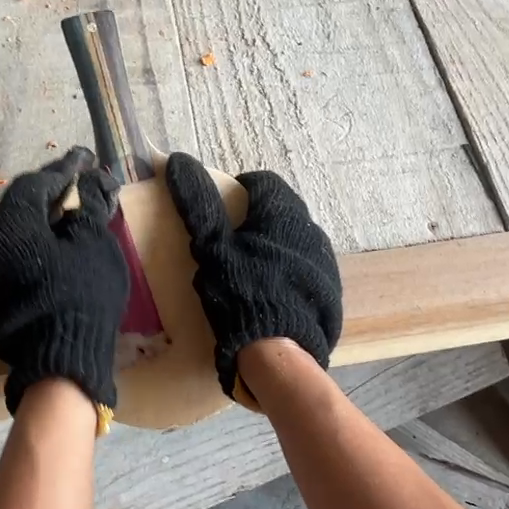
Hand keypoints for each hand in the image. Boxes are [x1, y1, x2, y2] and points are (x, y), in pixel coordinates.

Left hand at [0, 147, 129, 411]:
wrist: (58, 360)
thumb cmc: (82, 294)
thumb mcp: (93, 243)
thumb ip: (90, 205)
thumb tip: (93, 178)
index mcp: (10, 224)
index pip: (37, 183)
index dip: (64, 168)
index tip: (86, 159)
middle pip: (19, 209)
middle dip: (49, 195)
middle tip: (77, 187)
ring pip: (12, 239)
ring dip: (40, 226)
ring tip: (68, 221)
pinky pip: (10, 265)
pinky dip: (32, 253)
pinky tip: (53, 258)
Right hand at [164, 152, 341, 398]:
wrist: (278, 349)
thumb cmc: (240, 290)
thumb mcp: (211, 245)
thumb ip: (197, 202)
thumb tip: (178, 160)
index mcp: (283, 212)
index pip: (263, 183)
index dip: (240, 189)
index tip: (223, 209)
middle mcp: (311, 229)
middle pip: (282, 211)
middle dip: (259, 219)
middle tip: (233, 241)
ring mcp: (326, 261)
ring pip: (296, 241)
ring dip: (276, 246)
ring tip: (252, 270)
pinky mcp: (331, 290)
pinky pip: (307, 271)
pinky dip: (290, 273)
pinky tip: (273, 294)